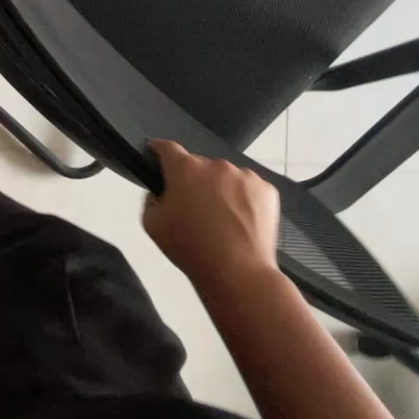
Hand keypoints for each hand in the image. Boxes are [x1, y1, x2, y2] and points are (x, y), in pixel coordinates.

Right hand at [142, 139, 280, 287]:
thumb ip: (151, 199)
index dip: (158, 150)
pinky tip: (238, 220)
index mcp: (185, 169)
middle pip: (198, 165)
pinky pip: (247, 187)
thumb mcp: (151, 224)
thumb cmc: (189, 247)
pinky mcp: (267, 190)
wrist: (237, 271)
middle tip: (191, 206)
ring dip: (219, 188)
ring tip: (219, 217)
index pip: (167, 147)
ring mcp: (245, 176)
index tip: (155, 155)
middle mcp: (216, 165)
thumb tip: (161, 191)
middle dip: (192, 179)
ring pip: (225, 176)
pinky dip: (241, 198)